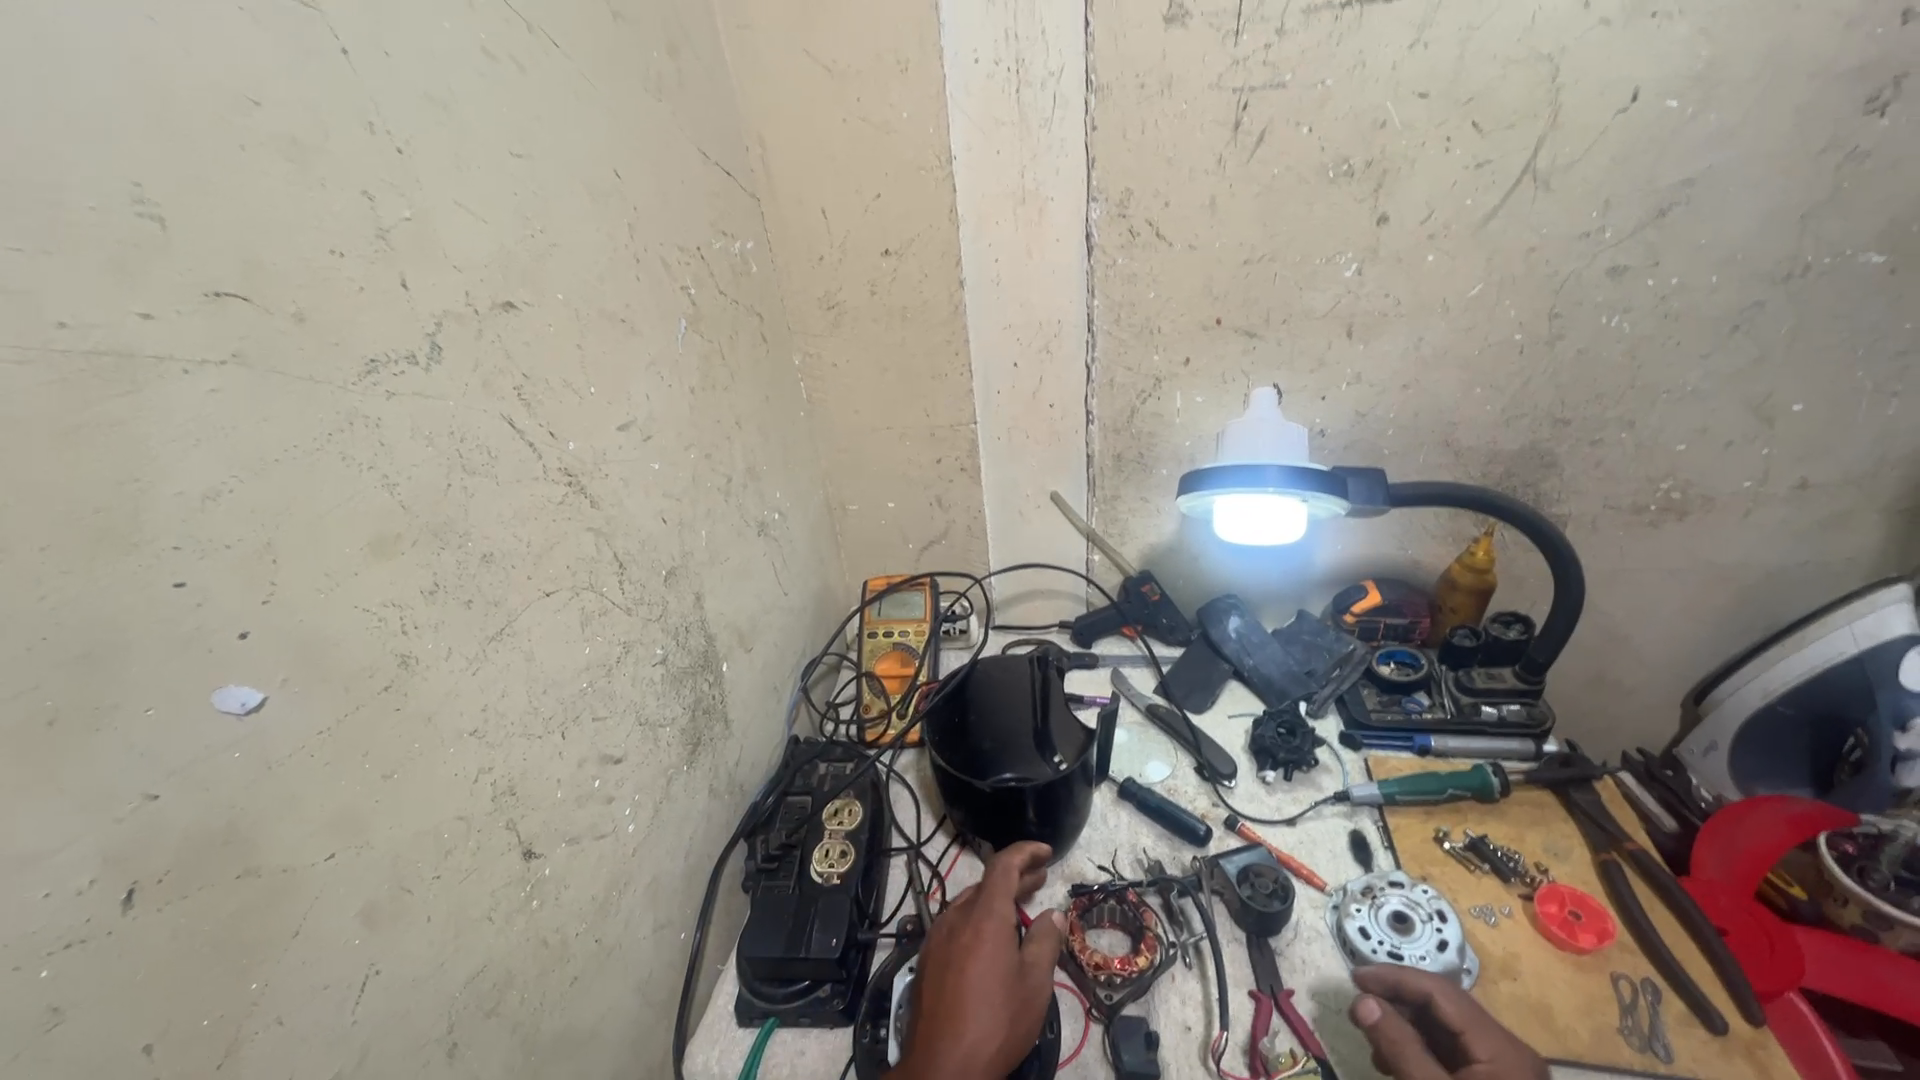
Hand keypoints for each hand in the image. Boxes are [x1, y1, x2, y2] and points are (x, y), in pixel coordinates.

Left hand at [888, 841, 1066, 1079]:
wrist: (941, 1066)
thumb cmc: (995, 1022)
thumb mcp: (1033, 984)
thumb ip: (1045, 942)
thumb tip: (1052, 915)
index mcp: (984, 915)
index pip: (1003, 865)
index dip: (1026, 852)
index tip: (1046, 851)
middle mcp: (956, 917)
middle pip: (986, 884)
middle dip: (1016, 878)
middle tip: (1041, 879)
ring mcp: (937, 938)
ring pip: (970, 904)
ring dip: (996, 900)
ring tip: (1020, 909)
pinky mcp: (928, 959)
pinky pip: (956, 925)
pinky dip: (979, 920)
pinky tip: (992, 940)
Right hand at [1347, 966, 1548, 1079]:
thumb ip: (1400, 1047)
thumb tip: (1361, 1001)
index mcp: (1503, 1049)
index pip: (1441, 991)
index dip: (1395, 978)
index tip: (1354, 978)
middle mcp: (1509, 1051)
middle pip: (1444, 1008)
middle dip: (1397, 1005)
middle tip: (1358, 1012)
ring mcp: (1504, 1071)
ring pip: (1445, 1031)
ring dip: (1405, 1029)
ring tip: (1374, 1044)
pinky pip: (1452, 1054)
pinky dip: (1421, 1050)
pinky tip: (1397, 1062)